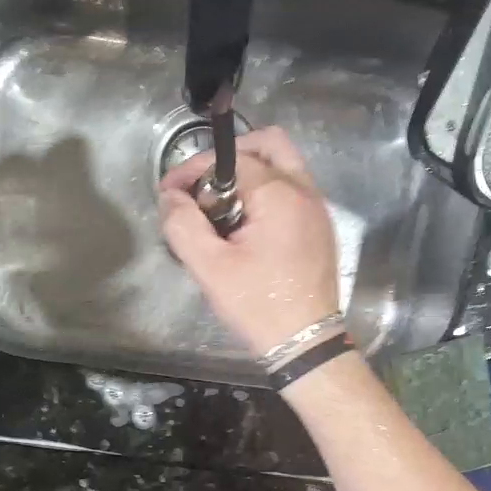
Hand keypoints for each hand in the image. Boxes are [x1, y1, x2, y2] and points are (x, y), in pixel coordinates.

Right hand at [159, 127, 342, 356]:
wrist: (306, 344)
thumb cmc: (258, 307)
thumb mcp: (211, 269)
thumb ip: (184, 226)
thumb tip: (170, 197)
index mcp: (279, 194)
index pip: (231, 158)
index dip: (194, 169)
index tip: (170, 193)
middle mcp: (305, 191)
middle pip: (267, 145)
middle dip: (229, 158)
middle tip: (202, 188)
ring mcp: (318, 209)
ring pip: (283, 167)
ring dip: (249, 176)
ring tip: (221, 211)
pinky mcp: (321, 229)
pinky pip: (292, 192)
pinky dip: (267, 195)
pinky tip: (246, 228)